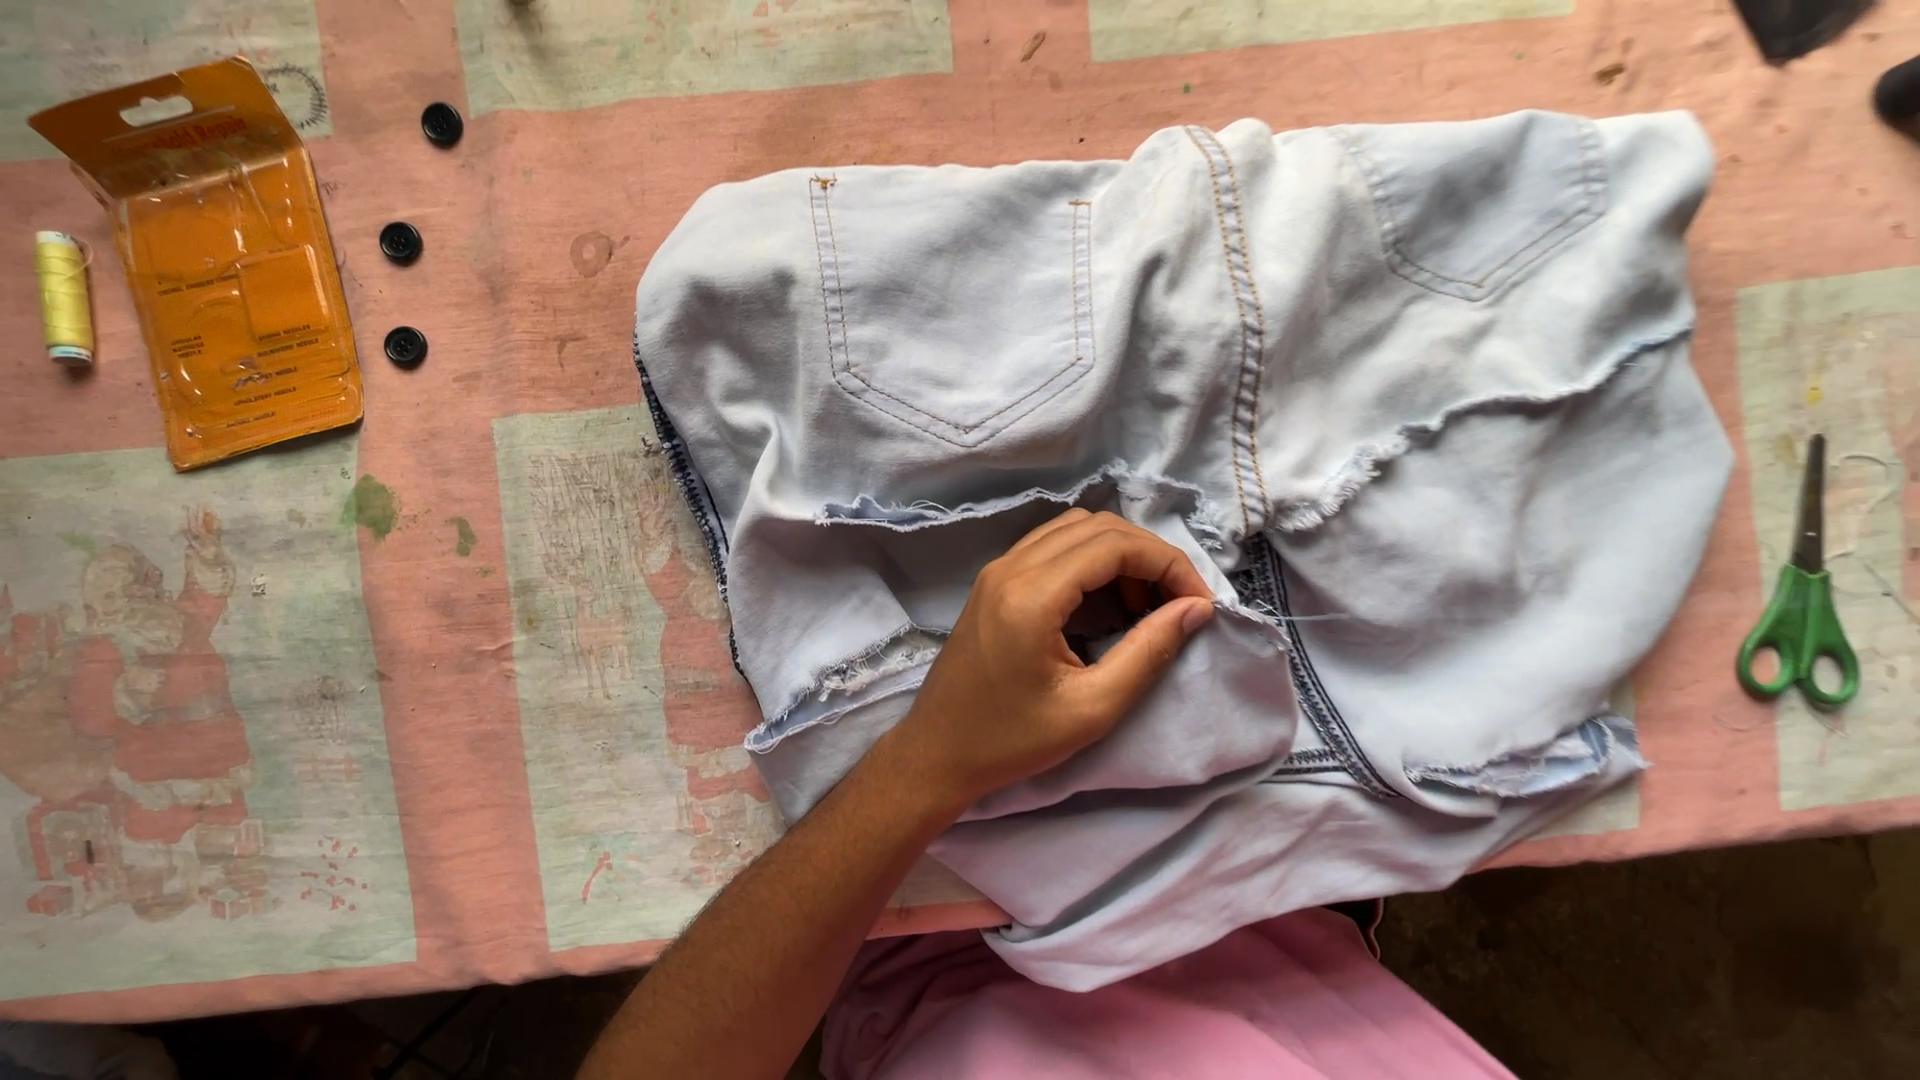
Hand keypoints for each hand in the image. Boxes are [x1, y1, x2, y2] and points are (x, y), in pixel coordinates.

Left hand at [878, 508, 1215, 817]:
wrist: (937, 752)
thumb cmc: (1011, 740)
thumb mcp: (1091, 708)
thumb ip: (1147, 652)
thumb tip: (1194, 609)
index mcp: (1030, 595)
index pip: (1114, 544)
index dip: (1167, 564)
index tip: (1198, 602)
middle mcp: (1010, 568)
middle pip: (1097, 526)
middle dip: (1148, 556)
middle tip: (1178, 602)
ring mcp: (997, 571)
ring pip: (1074, 529)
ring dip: (1120, 555)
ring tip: (1147, 605)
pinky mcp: (994, 582)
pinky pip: (1052, 547)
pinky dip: (1090, 561)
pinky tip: (1109, 603)